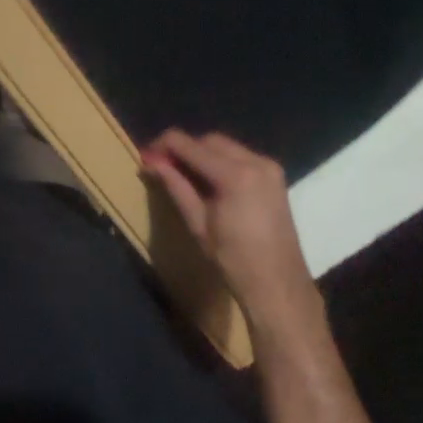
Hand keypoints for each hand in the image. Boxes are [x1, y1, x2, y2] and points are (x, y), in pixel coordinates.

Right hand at [141, 129, 316, 326]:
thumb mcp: (198, 224)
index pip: (191, 146)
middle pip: (210, 140)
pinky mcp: (275, 176)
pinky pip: (242, 158)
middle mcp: (256, 161)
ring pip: (227, 147)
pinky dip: (221, 162)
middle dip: (184, 148)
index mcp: (235, 175)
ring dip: (202, 154)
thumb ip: (177, 187)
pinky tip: (207, 181)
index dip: (165, 146)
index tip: (145, 156)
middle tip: (161, 166)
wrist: (276, 281)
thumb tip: (153, 163)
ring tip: (181, 174)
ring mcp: (269, 167)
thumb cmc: (232, 260)